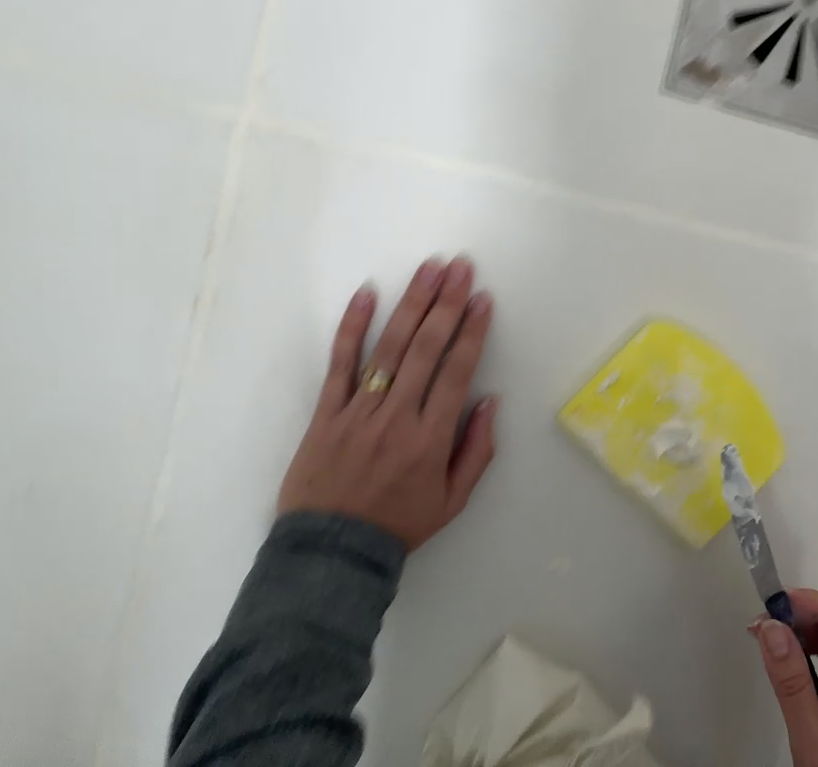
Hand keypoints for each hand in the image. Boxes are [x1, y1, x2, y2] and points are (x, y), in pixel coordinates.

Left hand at [277, 255, 497, 550]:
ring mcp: (359, 411)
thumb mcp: (453, 501)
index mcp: (431, 438)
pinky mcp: (327, 412)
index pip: (457, 372)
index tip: (483, 299)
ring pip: (389, 348)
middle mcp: (397, 416)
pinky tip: (366, 294)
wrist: (332, 550)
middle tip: (460, 267)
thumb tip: (489, 402)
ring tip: (428, 269)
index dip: (472, 332)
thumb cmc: (400, 524)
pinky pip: (340, 363)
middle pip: (426, 348)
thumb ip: (476, 451)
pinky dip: (352, 327)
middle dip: (446, 303)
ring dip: (411, 304)